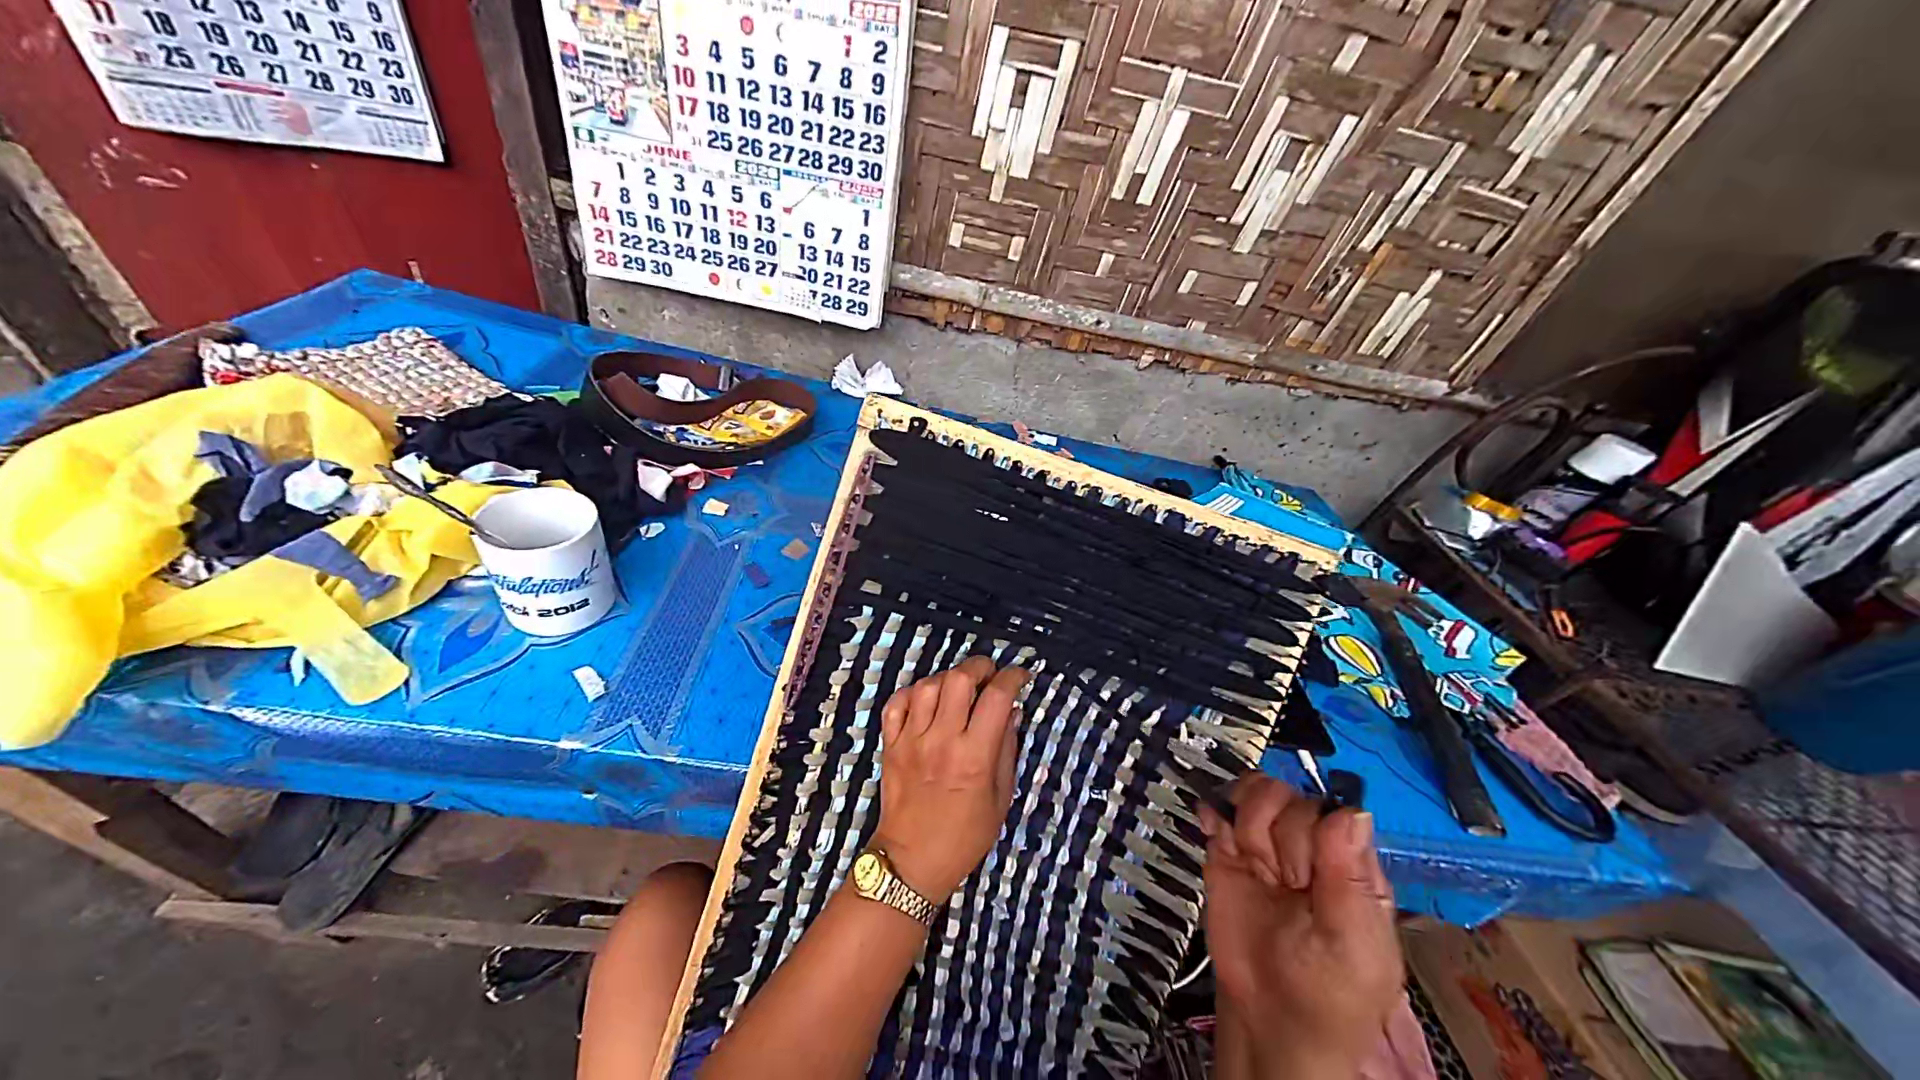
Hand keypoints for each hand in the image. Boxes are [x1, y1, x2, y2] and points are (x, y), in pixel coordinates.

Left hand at [872, 656, 1029, 904]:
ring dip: (948, 679)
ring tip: (959, 689)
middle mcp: (942, 740)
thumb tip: (1012, 711)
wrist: (912, 860)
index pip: (996, 697)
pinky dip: (913, 693)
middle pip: (958, 679)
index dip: (1013, 677)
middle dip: (979, 667)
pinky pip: (897, 703)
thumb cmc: (964, 836)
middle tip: (989, 674)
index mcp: (974, 756)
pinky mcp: (890, 744)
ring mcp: (911, 740)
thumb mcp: (1000, 797)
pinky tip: (927, 700)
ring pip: (928, 685)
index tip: (1020, 676)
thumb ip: (1006, 749)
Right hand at [1201, 774, 1401, 1078]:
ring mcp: (1267, 844)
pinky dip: (1215, 815)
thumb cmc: (1330, 992)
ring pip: (1253, 793)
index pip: (1328, 809)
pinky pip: (1218, 808)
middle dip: (1279, 841)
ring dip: (1248, 830)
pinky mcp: (1228, 850)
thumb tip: (1353, 812)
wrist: (1272, 1022)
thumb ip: (1350, 877)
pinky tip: (1221, 840)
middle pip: (1286, 797)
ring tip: (1257, 870)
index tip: (1305, 878)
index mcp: (1349, 862)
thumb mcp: (1353, 945)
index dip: (1311, 834)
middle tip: (1284, 885)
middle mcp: (1308, 844)